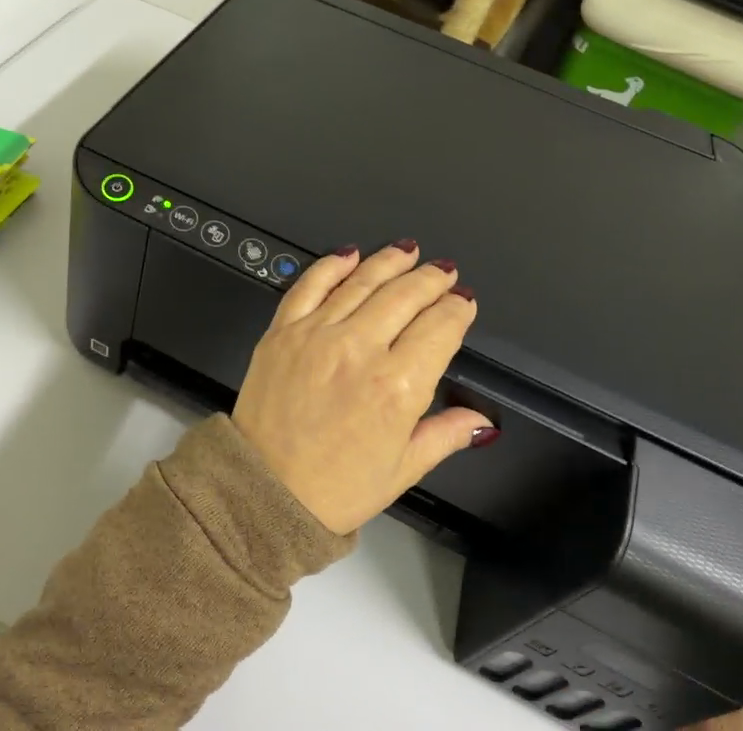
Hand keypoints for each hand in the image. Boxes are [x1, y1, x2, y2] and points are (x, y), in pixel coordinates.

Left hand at [231, 241, 490, 534]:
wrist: (263, 490)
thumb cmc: (330, 488)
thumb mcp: (402, 469)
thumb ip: (445, 434)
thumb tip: (479, 422)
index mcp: (396, 388)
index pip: (440, 327)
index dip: (457, 308)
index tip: (462, 302)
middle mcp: (358, 352)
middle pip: (405, 295)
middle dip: (430, 279)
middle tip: (442, 271)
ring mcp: (317, 336)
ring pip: (362, 282)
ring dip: (389, 262)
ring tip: (407, 251)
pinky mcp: (282, 332)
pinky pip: (309, 285)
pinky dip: (331, 265)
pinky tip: (349, 255)